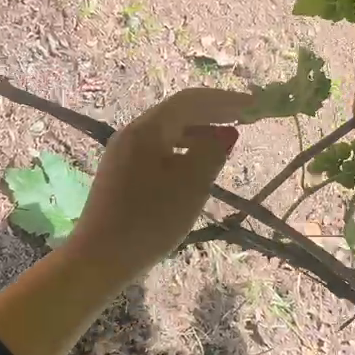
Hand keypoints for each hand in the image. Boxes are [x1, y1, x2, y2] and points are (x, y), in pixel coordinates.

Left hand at [0, 88, 247, 354]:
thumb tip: (226, 133)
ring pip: (166, 131)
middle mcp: (132, 132)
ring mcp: (122, 151)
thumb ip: (211, 153)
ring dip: (197, 130)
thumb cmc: (150, 220)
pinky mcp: (120, 171)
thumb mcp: (191, 185)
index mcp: (147, 128)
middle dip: (212, 112)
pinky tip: (196, 163)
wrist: (100, 255)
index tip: (255, 104)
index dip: (224, 100)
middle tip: (246, 117)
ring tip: (226, 140)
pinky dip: (182, 148)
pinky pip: (157, 147)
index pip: (190, 101)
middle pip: (176, 112)